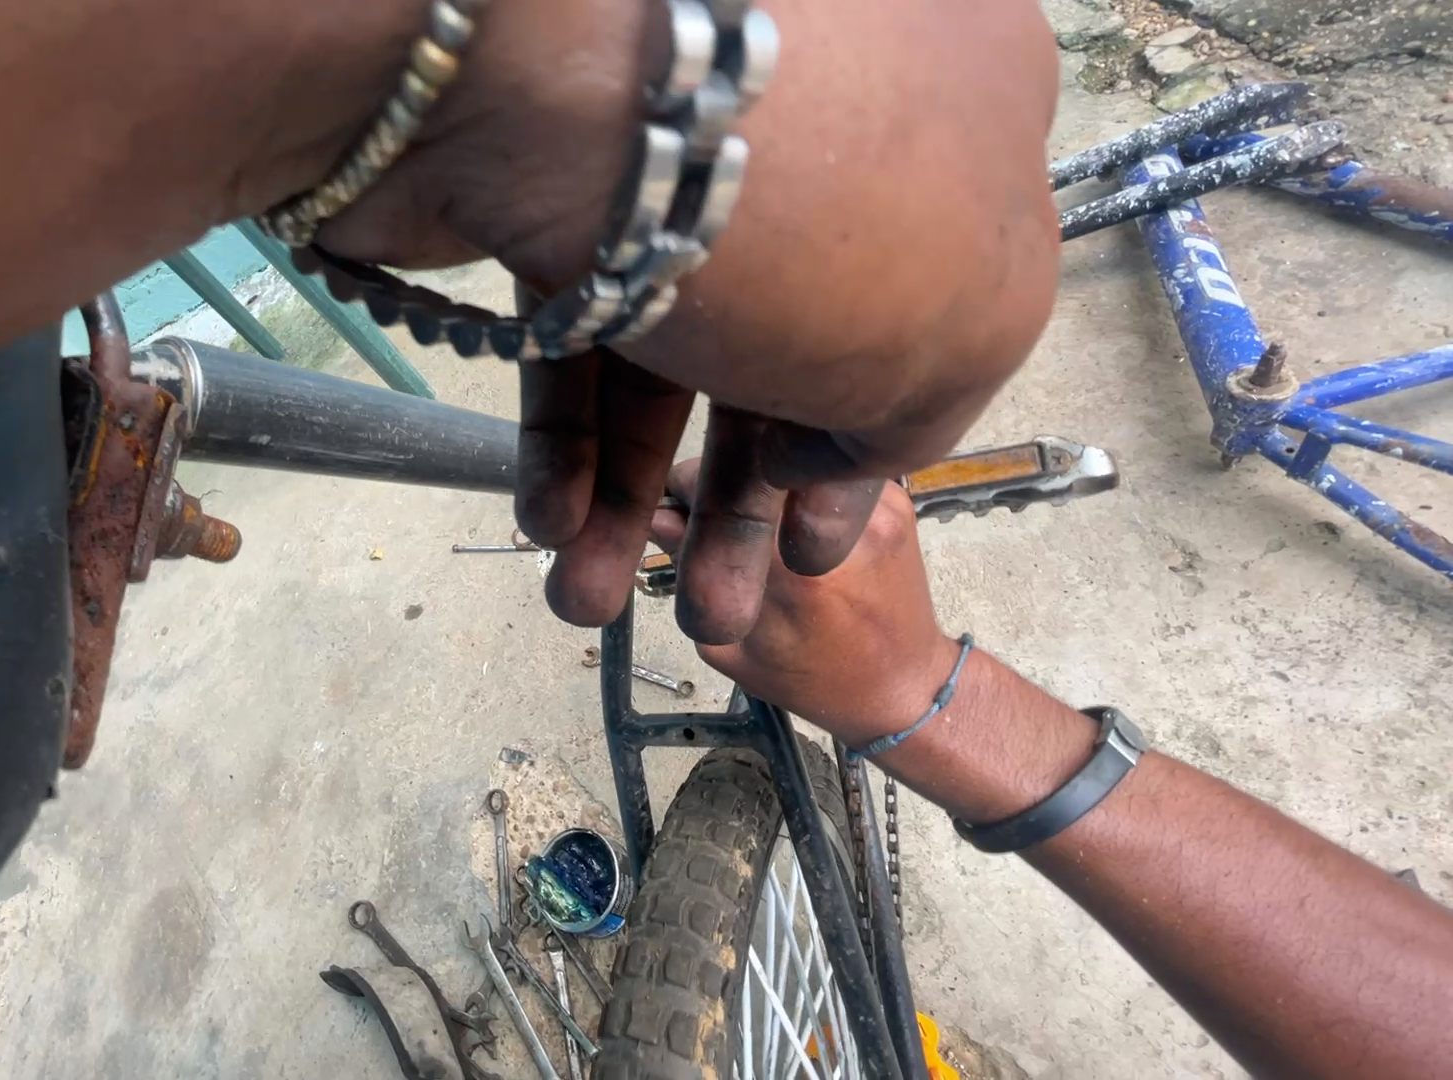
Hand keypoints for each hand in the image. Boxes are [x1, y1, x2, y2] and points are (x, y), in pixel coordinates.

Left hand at [318, 0, 1060, 641]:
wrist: (567, 82)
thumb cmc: (813, 209)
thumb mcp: (952, 324)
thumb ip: (919, 404)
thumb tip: (812, 452)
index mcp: (947, 133)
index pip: (914, 323)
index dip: (855, 457)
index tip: (807, 550)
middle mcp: (804, 146)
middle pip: (774, 366)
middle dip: (729, 510)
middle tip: (700, 616)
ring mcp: (664, 179)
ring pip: (661, 372)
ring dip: (627, 503)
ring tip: (586, 600)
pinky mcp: (555, 209)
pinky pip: (572, 345)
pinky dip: (562, 441)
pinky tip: (549, 527)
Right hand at [649, 459, 961, 746]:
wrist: (904, 687)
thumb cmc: (811, 678)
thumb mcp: (728, 648)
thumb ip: (692, 580)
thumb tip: (657, 516)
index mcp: (786, 570)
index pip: (705, 484)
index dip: (680, 491)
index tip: (677, 513)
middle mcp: (833, 527)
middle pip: (748, 459)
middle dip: (718, 481)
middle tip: (715, 519)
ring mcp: (873, 505)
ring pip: (787, 459)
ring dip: (760, 482)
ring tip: (761, 525)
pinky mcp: (894, 499)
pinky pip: (823, 474)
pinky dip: (800, 490)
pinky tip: (798, 523)